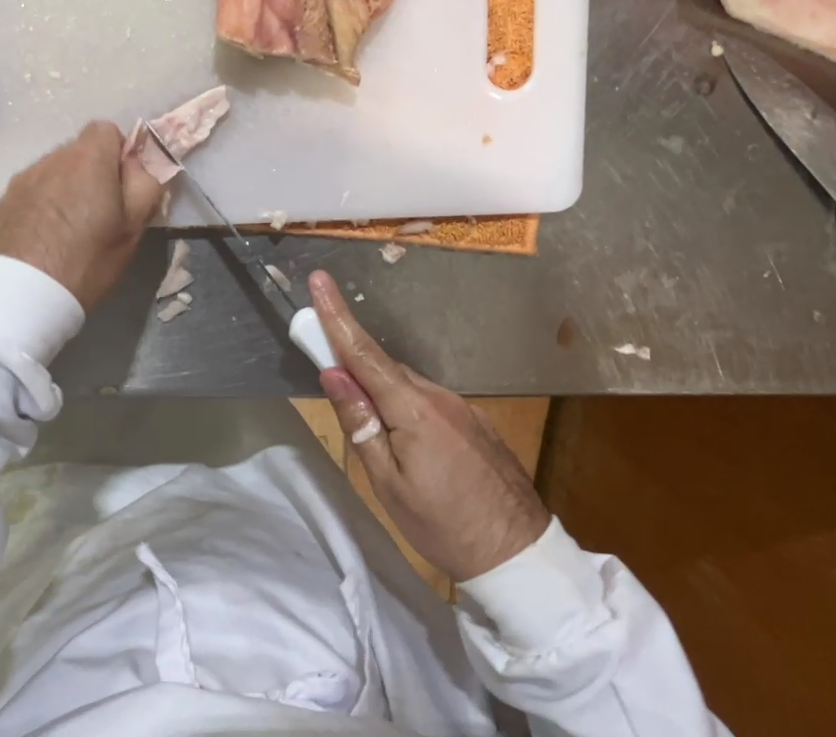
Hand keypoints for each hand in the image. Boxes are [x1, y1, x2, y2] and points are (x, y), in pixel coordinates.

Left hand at [0, 122, 164, 308]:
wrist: (22, 294)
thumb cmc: (86, 260)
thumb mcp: (132, 227)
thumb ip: (146, 184)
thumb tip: (147, 159)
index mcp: (88, 159)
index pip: (106, 129)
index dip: (118, 153)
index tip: (122, 186)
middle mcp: (51, 159)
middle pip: (77, 150)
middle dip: (91, 172)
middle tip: (99, 213)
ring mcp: (21, 179)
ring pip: (52, 171)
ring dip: (64, 188)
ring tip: (69, 228)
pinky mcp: (0, 202)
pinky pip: (30, 192)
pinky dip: (40, 205)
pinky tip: (43, 237)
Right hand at [308, 272, 550, 582]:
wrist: (518, 555)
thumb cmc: (443, 526)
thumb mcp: (387, 483)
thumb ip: (361, 424)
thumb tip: (334, 376)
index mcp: (413, 410)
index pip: (364, 353)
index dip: (337, 317)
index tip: (319, 280)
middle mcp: (439, 397)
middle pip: (383, 366)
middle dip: (350, 354)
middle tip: (318, 352)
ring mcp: (461, 408)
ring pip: (405, 385)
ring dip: (377, 385)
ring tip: (360, 412)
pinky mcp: (473, 422)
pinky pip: (426, 400)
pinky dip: (402, 402)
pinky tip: (400, 431)